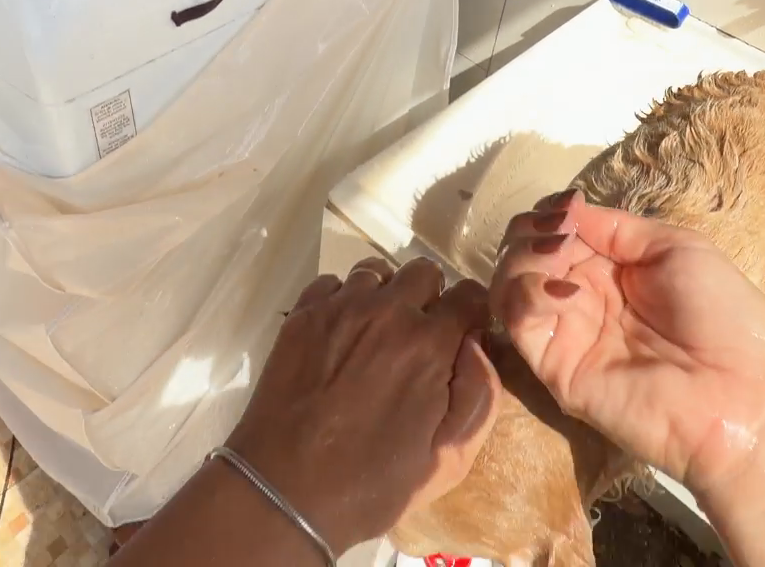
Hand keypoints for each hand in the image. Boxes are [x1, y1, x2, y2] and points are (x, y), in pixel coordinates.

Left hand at [224, 258, 498, 553]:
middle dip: (430, 297)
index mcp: (428, 344)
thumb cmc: (373, 485)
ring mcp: (340, 307)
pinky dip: (343, 301)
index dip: (472, 312)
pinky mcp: (303, 313)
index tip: (464, 334)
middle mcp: (386, 311)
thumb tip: (475, 343)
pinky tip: (340, 336)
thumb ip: (479, 394)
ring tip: (376, 334)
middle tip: (419, 337)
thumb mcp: (449, 459)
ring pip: (377, 272)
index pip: (469, 294)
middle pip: (424, 270)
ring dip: (385, 295)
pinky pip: (333, 283)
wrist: (285, 494)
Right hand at [490, 191, 764, 490]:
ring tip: (558, 254)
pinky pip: (518, 321)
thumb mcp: (675, 247)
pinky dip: (527, 293)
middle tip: (559, 231)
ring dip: (524, 256)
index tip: (567, 208)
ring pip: (510, 282)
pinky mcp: (554, 366)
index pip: (554, 232)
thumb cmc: (725, 315)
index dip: (551, 214)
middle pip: (523, 252)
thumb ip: (614, 227)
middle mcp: (578, 296)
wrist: (747, 396)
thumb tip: (565, 205)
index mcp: (607, 268)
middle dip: (531, 231)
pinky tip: (564, 290)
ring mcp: (564, 331)